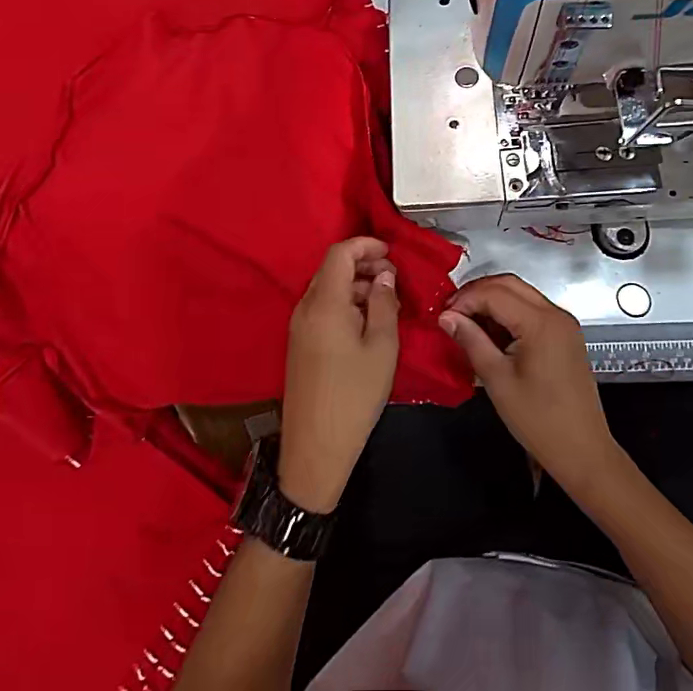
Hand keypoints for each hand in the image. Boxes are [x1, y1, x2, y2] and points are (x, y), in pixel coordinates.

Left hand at [278, 237, 399, 512]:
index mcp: (325, 303)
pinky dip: (344, 302)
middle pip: (332, 268)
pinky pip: (321, 308)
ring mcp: (298, 326)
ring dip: (355, 285)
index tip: (391, 253)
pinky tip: (366, 320)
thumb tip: (383, 276)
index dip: (366, 245)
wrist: (316, 446)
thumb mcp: (381, 346)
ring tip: (386, 300)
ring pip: (327, 288)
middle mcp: (305, 307)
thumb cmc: (354, 395)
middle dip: (363, 264)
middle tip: (394, 278)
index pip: (340, 253)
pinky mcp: (299, 343)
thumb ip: (384, 303)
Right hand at [439, 274, 621, 495]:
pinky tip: (490, 333)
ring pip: (521, 294)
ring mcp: (564, 324)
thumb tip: (446, 316)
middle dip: (477, 293)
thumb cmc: (538, 419)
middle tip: (451, 313)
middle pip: (509, 284)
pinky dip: (508, 313)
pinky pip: (532, 310)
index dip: (464, 299)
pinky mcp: (565, 336)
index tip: (442, 316)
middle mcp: (556, 314)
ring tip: (465, 323)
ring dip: (492, 301)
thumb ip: (470, 340)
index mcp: (541, 323)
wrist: (582, 450)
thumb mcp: (496, 379)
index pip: (494, 293)